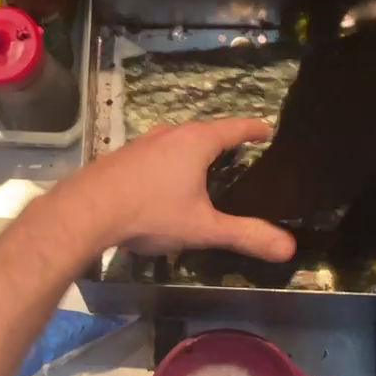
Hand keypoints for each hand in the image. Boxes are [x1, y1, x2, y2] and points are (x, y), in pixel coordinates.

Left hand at [60, 119, 296, 261]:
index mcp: (196, 142)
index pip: (235, 128)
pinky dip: (167, 164)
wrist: (87, 211)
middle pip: (204, 132)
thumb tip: (288, 247)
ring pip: (176, 143)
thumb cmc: (151, 213)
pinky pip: (154, 155)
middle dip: (222, 141)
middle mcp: (170, 134)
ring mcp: (142, 144)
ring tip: (202, 170)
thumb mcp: (203, 228)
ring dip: (191, 152)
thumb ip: (244, 235)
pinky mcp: (121, 158)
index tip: (267, 130)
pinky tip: (163, 184)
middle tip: (238, 155)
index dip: (254, 129)